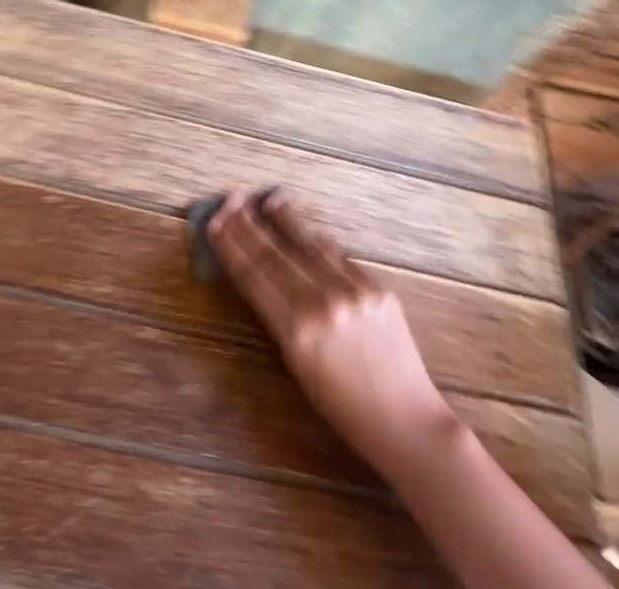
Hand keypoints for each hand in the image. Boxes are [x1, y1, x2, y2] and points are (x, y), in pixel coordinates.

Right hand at [208, 192, 452, 460]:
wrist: (403, 419)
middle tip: (231, 199)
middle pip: (275, 254)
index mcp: (295, 329)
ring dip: (286, 220)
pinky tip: (306, 230)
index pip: (254, 275)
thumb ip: (278, 318)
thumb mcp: (294, 364)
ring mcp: (354, 292)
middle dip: (249, 225)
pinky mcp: (379, 288)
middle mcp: (322, 303)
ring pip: (310, 246)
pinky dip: (317, 241)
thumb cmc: (339, 406)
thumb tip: (261, 277)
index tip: (215, 222)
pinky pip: (340, 258)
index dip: (231, 245)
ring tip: (269, 199)